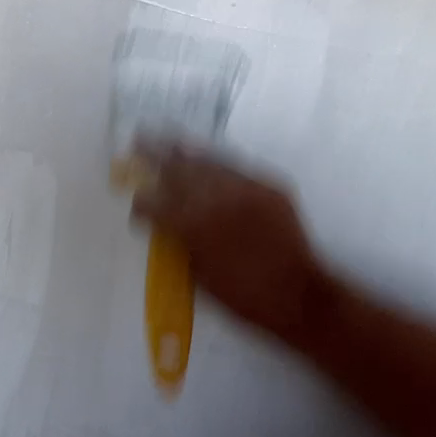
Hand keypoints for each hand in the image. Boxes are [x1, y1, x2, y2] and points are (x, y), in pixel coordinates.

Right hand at [129, 142, 333, 345]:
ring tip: (166, 137)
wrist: (300, 296)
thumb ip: (181, 245)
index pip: (155, 204)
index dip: (141, 202)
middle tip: (138, 142)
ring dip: (184, 151)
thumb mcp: (200, 277)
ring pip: (207, 161)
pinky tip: (207, 159)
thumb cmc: (245, 299)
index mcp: (191, 226)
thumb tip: (169, 228)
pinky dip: (218, 163)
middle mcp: (214, 199)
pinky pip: (237, 167)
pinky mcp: (268, 185)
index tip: (135, 202)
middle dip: (154, 156)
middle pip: (176, 170)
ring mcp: (244, 188)